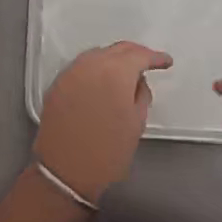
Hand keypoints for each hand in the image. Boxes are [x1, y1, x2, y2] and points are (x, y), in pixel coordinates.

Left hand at [36, 42, 172, 201]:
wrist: (65, 171)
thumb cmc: (107, 151)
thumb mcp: (136, 123)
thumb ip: (141, 94)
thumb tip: (137, 82)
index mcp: (115, 72)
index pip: (139, 55)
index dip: (155, 58)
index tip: (165, 63)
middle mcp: (90, 65)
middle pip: (116, 50)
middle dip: (134, 54)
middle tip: (147, 64)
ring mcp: (70, 74)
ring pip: (96, 56)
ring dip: (112, 59)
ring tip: (125, 72)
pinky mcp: (56, 86)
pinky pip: (80, 68)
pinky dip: (94, 69)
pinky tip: (102, 81)